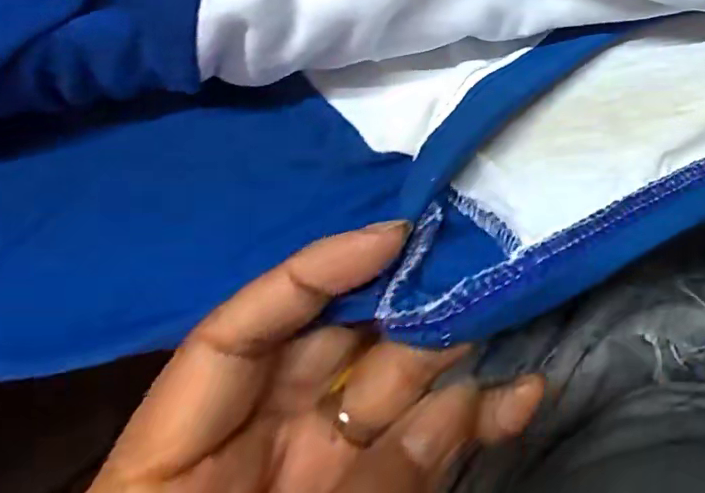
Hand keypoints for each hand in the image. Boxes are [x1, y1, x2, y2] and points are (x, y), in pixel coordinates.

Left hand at [90, 222, 543, 492]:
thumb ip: (356, 492)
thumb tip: (454, 408)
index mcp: (179, 465)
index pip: (239, 337)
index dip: (313, 274)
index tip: (394, 237)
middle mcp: (260, 451)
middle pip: (338, 349)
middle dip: (411, 306)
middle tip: (480, 269)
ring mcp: (329, 473)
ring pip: (402, 387)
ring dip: (462, 353)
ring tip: (514, 315)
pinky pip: (434, 445)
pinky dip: (481, 418)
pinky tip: (525, 398)